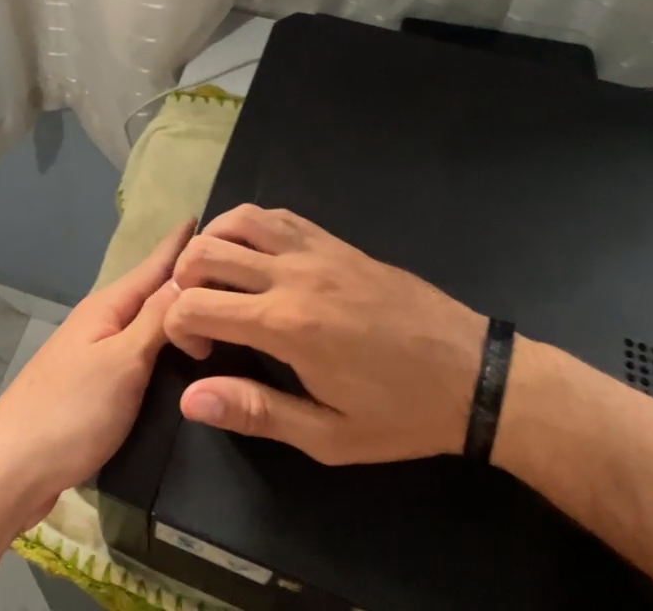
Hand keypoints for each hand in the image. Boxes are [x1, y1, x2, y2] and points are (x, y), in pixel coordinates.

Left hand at [0, 217, 195, 534]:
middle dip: (187, 276)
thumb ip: (156, 320)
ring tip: (218, 306)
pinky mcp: (97, 390)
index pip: (154, 265)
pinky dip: (163, 347)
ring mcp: (95, 357)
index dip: (183, 243)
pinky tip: (183, 359)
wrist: (11, 472)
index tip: (216, 217)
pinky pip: (140, 355)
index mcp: (107, 308)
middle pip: (151, 292)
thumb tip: (190, 273)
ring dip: (177, 313)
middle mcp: (101, 324)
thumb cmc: (69, 412)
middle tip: (234, 265)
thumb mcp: (121, 361)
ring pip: (146, 324)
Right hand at [163, 205, 489, 464]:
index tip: (201, 355)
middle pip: (205, 252)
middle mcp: (293, 275)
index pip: (195, 305)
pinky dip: (248, 227)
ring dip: (211, 244)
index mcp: (286, 326)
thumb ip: (255, 412)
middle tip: (203, 316)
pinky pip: (277, 215)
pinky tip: (253, 256)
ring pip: (238, 220)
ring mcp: (317, 250)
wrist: (473, 374)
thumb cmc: (400, 414)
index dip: (179, 328)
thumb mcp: (328, 435)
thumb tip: (190, 399)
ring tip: (216, 280)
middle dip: (183, 282)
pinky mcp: (336, 242)